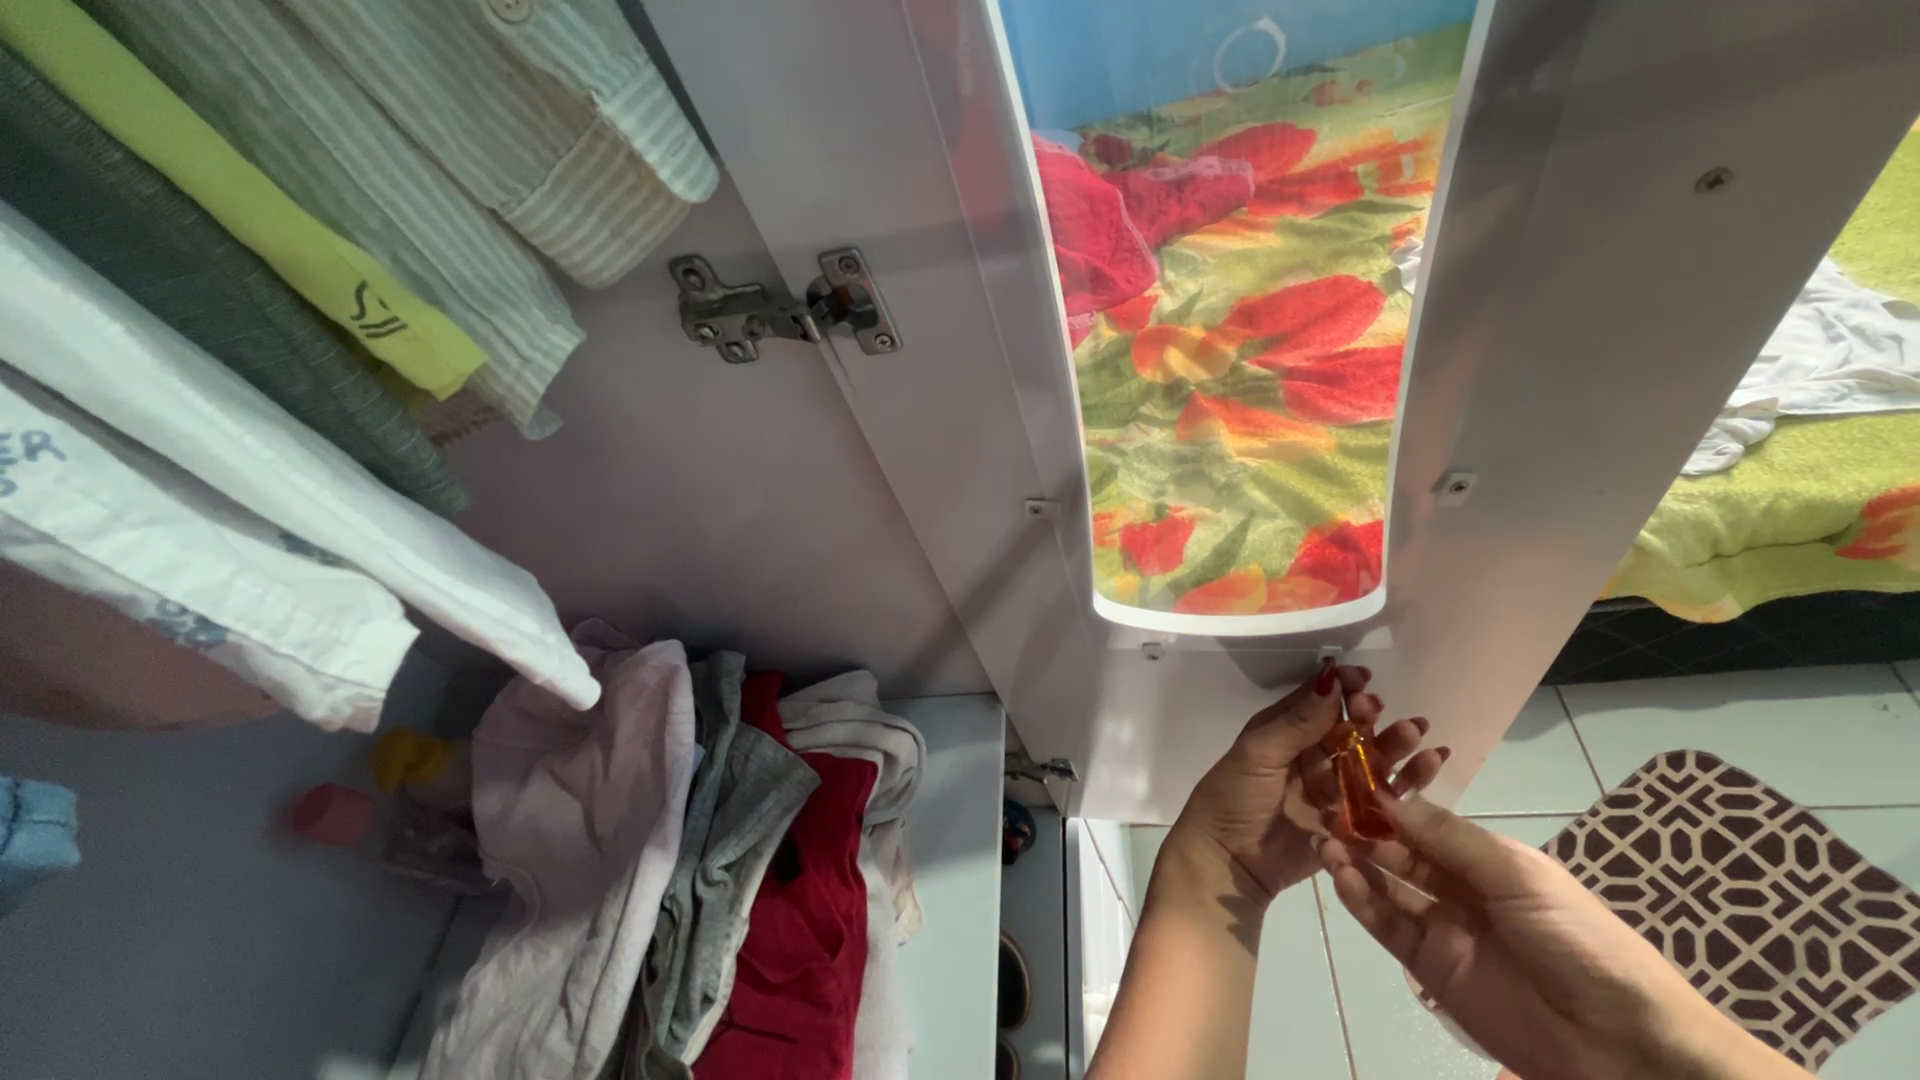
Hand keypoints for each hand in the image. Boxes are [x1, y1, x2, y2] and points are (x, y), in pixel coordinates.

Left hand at [1163, 662, 1448, 906]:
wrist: (1229, 862)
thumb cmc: (1233, 798)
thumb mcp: (1258, 754)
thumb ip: (1296, 722)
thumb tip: (1330, 679)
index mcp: (1283, 732)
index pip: (1318, 702)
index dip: (1340, 688)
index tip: (1363, 679)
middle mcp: (1311, 756)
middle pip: (1349, 730)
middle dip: (1369, 717)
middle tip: (1381, 710)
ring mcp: (1333, 789)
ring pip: (1371, 760)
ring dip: (1394, 744)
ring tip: (1415, 731)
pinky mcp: (1351, 821)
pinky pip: (1384, 798)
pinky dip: (1408, 781)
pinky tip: (1432, 763)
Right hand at [1320, 797, 1815, 1079]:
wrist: (1620, 1044)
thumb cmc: (1579, 940)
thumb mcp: (1517, 874)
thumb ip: (1447, 836)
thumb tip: (1387, 795)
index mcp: (1490, 861)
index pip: (1428, 824)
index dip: (1391, 806)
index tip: (1349, 782)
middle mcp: (1462, 889)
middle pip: (1402, 853)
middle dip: (1365, 831)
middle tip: (1326, 811)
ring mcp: (1444, 928)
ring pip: (1387, 886)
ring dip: (1355, 862)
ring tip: (1322, 842)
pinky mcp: (1429, 966)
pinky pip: (1386, 925)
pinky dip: (1360, 900)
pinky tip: (1339, 877)